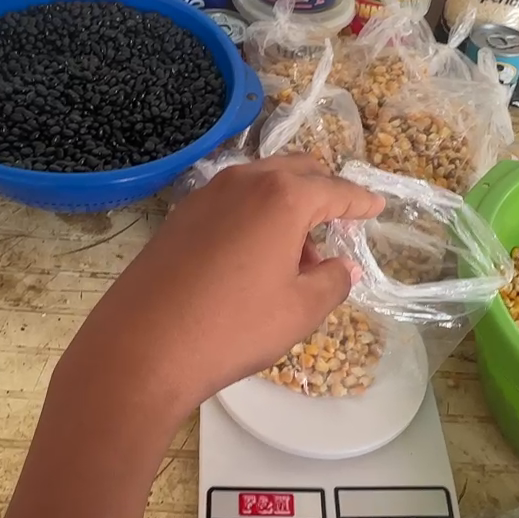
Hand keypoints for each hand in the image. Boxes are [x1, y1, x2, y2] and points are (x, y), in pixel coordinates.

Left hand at [58, 156, 383, 422]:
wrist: (141, 346)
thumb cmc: (232, 327)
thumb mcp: (299, 311)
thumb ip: (332, 281)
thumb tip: (339, 267)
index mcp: (283, 196)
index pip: (335, 189)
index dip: (361, 200)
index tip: (377, 207)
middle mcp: (243, 181)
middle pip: (296, 171)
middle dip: (323, 192)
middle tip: (337, 225)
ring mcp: (205, 195)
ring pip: (260, 184)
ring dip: (286, 205)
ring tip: (294, 256)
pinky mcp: (179, 216)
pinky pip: (231, 201)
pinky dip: (253, 215)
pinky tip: (252, 256)